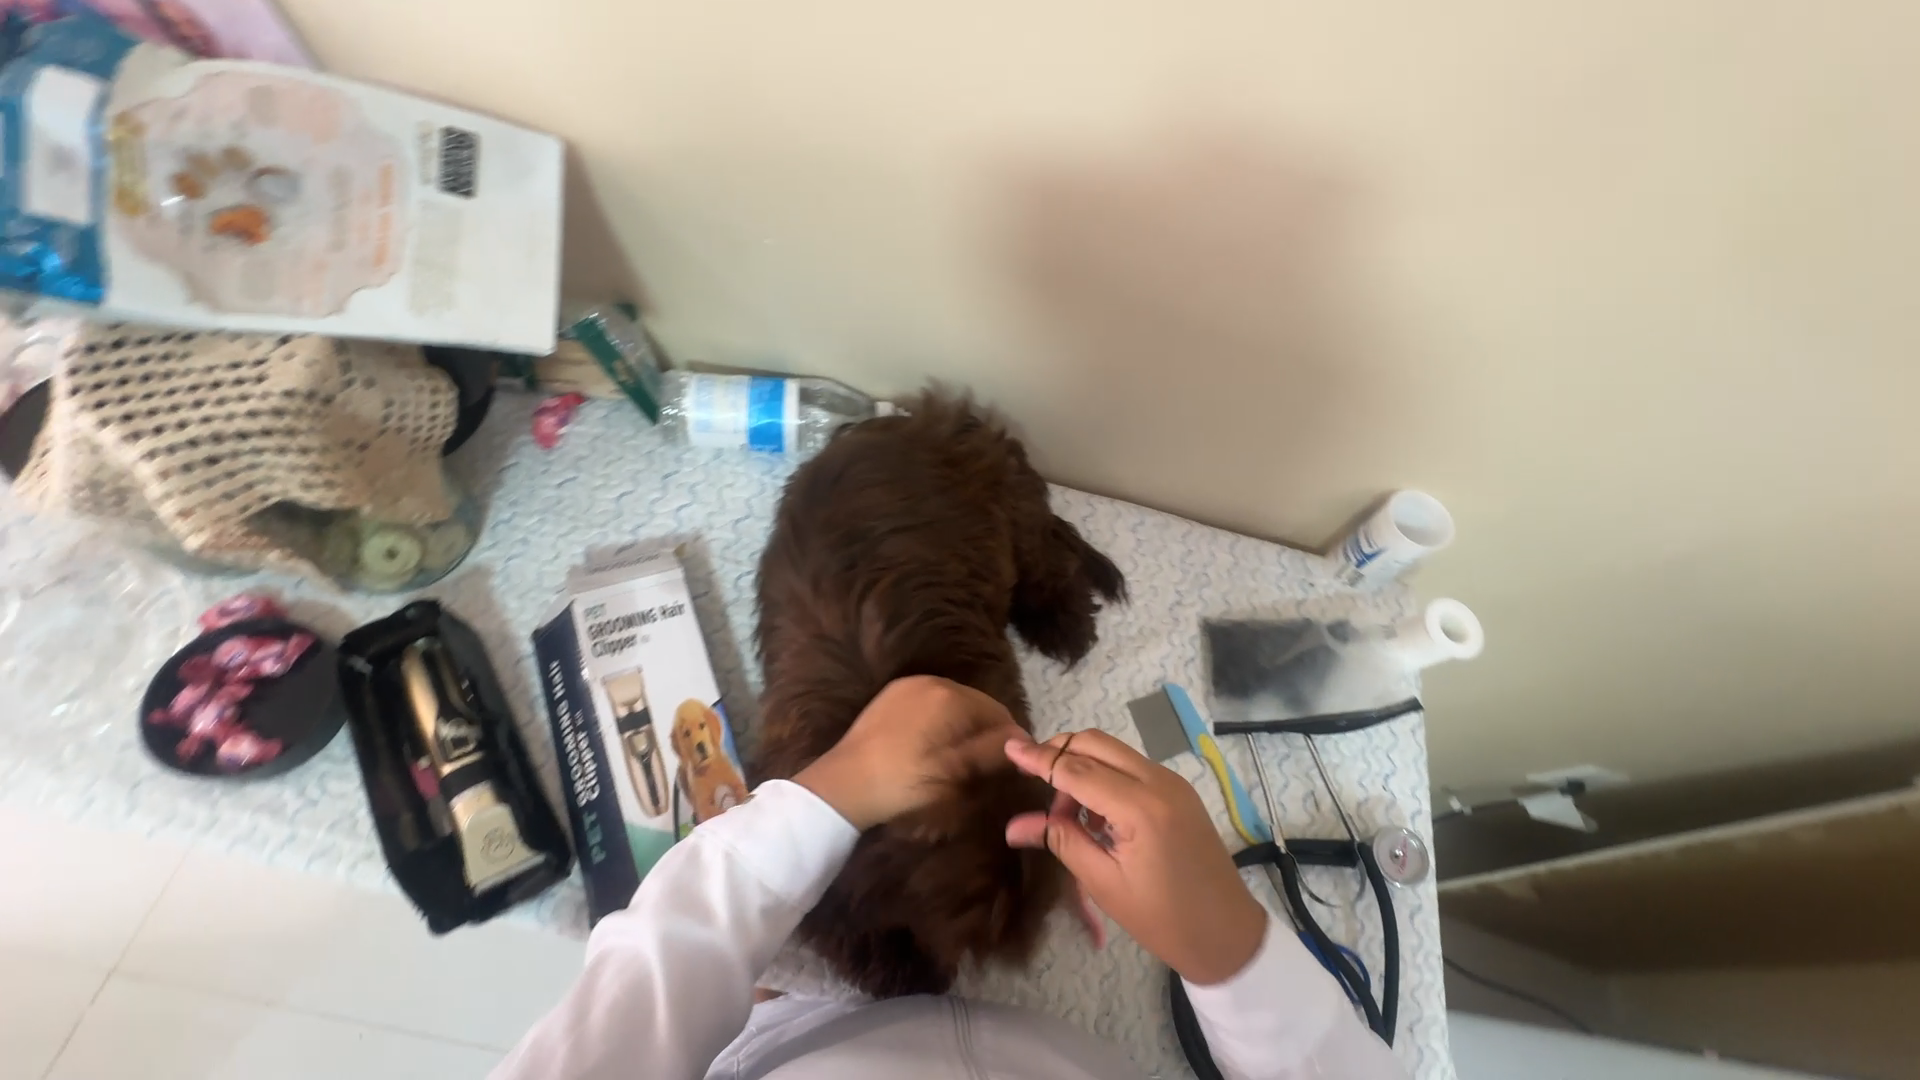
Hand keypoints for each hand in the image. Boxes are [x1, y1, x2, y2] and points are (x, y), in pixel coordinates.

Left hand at [794, 676, 1023, 830]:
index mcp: (951, 696)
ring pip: (951, 704)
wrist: (844, 785)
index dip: (1008, 740)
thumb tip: (1023, 740)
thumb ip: (992, 752)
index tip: (1008, 767)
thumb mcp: (955, 774)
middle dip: (984, 731)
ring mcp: (907, 685)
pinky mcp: (890, 696)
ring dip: (961, 727)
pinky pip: (928, 704)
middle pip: (975, 705)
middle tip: (982, 766)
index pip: (998, 712)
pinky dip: (938, 722)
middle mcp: (932, 681)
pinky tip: (928, 747)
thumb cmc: (905, 783)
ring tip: (955, 759)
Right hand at [1004, 730, 1267, 984]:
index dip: (1039, 758)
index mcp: (1141, 808)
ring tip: (1066, 814)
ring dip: (1081, 766)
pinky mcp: (1177, 789)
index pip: (1077, 769)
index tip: (1008, 748)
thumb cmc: (1164, 919)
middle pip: (1095, 743)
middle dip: (1059, 753)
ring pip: (1112, 750)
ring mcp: (1172, 781)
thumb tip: (1014, 825)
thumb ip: (1060, 841)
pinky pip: (1130, 765)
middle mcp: (1158, 781)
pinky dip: (1104, 775)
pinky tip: (1095, 814)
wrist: (1229, 936)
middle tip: (1032, 781)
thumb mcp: (1104, 884)